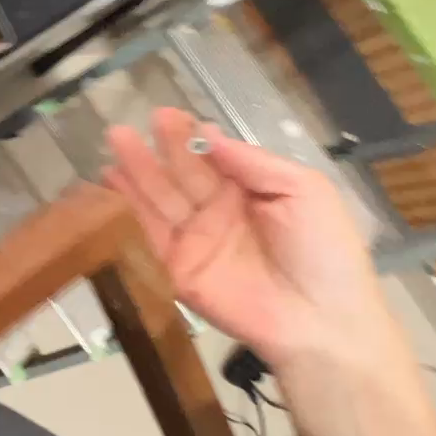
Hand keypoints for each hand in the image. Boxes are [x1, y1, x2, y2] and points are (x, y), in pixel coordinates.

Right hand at [100, 108, 398, 374]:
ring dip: (136, 170)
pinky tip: (111, 182)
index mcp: (248, 189)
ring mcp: (194, 239)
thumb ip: (253, 162)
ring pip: (160, 197)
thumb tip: (209, 135)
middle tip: (129, 125)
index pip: (210, 156)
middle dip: (156, 148)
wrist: (320, 320)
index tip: (166, 114)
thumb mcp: (304, 190)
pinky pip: (149, 233)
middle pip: (180, 173)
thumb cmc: (324, 251)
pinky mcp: (175, 268)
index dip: (188, 136)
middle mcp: (216, 210)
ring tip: (115, 141)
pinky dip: (129, 208)